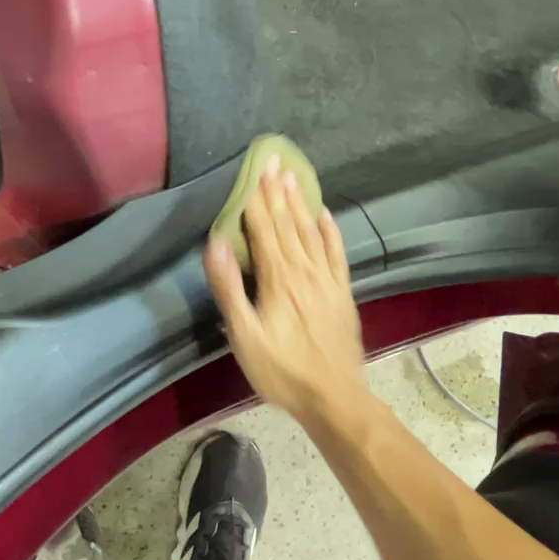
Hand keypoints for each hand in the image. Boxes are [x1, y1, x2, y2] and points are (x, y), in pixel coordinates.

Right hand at [204, 158, 368, 426]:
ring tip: (294, 176)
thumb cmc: (281, 370)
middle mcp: (304, 271)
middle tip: (274, 160)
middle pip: (288, 224)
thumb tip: (216, 243)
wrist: (335, 399)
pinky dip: (330, 231)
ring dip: (301, 203)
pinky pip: (337, 254)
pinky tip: (325, 214)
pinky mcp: (342, 294)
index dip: (258, 199)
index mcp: (278, 279)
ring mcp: (327, 281)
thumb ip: (229, 288)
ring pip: (311, 232)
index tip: (255, 169)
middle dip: (278, 191)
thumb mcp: (244, 335)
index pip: (265, 230)